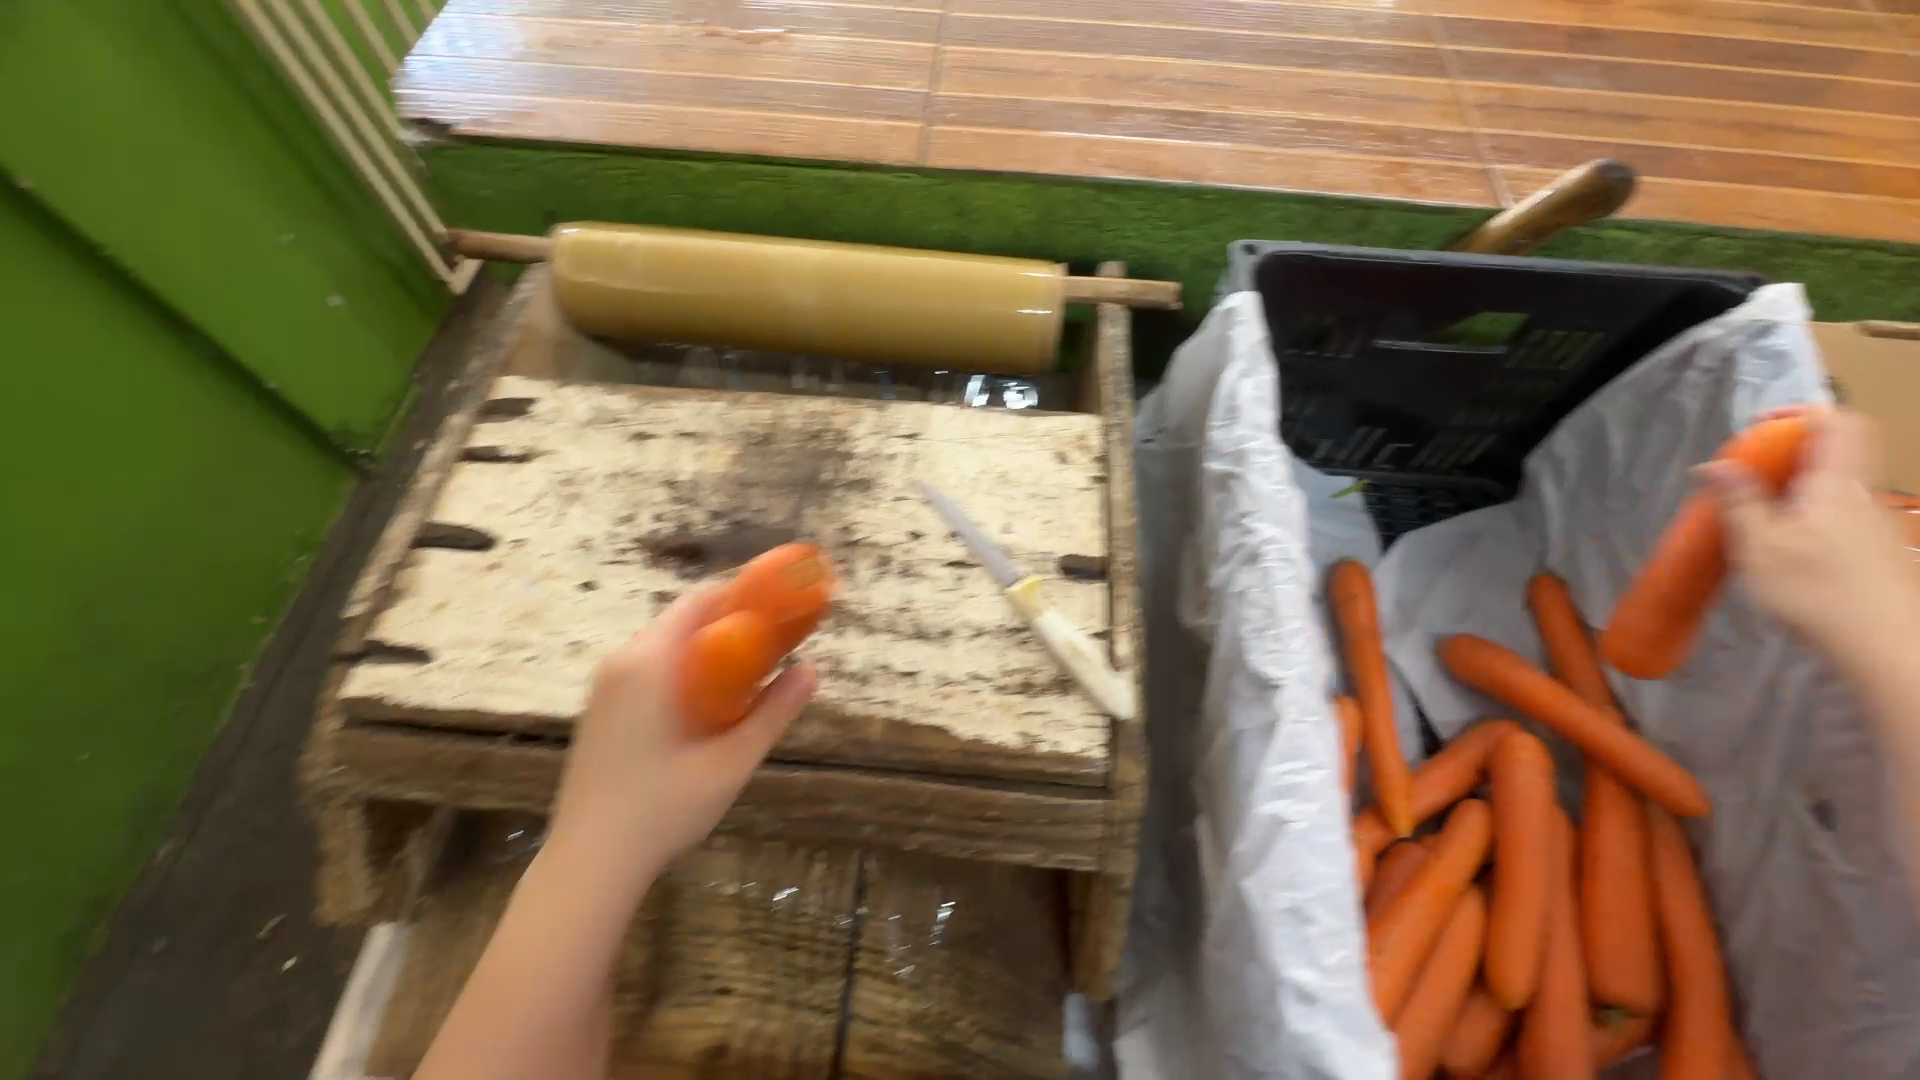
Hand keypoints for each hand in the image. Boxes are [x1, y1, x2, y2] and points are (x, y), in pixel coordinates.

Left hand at [547, 586, 817, 886]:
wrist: (588, 863)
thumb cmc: (663, 808)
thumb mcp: (731, 762)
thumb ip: (773, 712)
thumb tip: (812, 670)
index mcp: (649, 662)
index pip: (699, 602)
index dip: (743, 597)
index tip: (780, 610)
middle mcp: (621, 662)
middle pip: (682, 621)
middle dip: (730, 626)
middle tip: (775, 647)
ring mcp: (605, 687)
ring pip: (664, 648)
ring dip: (706, 651)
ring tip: (749, 678)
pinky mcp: (600, 711)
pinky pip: (647, 671)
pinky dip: (682, 673)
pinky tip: (707, 708)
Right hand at [1700, 408, 1919, 664]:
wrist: (1887, 645)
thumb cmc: (1814, 589)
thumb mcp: (1759, 545)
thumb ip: (1739, 501)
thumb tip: (1716, 464)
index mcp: (1835, 484)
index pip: (1837, 423)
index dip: (1800, 414)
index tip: (1758, 429)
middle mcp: (1861, 494)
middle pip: (1836, 452)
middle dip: (1787, 453)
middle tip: (1743, 474)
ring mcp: (1872, 523)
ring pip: (1833, 484)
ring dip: (1791, 486)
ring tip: (1750, 514)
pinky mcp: (1873, 549)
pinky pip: (1835, 512)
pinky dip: (1803, 512)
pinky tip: (1778, 544)